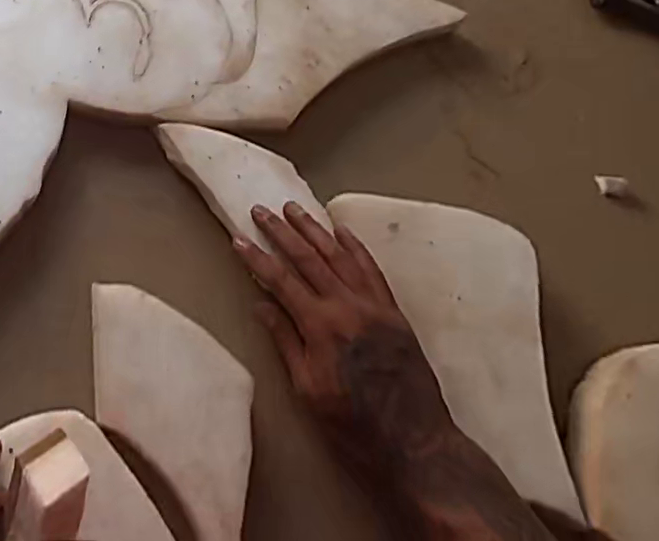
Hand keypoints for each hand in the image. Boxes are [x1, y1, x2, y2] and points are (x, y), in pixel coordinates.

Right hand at [233, 203, 454, 468]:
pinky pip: (372, 270)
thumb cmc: (355, 427)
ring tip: (294, 209)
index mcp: (321, 327)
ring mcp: (374, 307)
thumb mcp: (308, 390)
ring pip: (339, 256)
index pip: (280, 280)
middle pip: (308, 258)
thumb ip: (286, 341)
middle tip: (261, 210)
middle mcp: (348, 307)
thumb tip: (261, 305)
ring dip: (314, 230)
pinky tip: (341, 231)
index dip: (256, 257)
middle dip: (281, 232)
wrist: (420, 450)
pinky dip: (355, 247)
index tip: (238, 239)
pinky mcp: (394, 313)